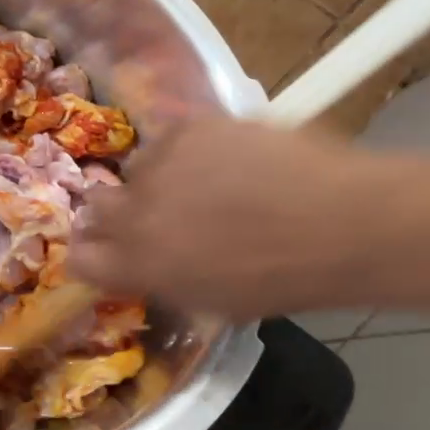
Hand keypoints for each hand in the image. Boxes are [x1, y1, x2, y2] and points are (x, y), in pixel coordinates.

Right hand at [73, 117, 400, 317]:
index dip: (92, 253)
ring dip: (159, 180)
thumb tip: (148, 267)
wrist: (349, 221)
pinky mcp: (186, 129)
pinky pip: (172, 140)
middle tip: (161, 217)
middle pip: (95, 209)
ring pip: (138, 171)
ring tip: (207, 185)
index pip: (80, 258)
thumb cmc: (292, 276)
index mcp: (138, 264)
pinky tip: (233, 160)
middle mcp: (131, 214)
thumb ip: (166, 280)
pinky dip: (193, 150)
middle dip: (118, 214)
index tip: (111, 252)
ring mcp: (156, 167)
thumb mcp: (217, 301)